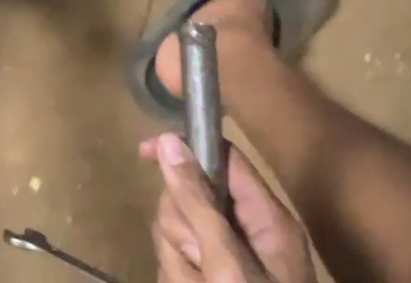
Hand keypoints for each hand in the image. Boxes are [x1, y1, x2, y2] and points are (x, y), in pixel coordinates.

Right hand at [144, 134, 313, 282]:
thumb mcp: (229, 264)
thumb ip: (197, 202)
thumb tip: (168, 141)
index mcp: (265, 218)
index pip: (220, 157)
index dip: (182, 149)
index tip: (145, 153)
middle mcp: (246, 233)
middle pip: (187, 197)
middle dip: (180, 232)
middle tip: (199, 264)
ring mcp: (227, 261)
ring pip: (174, 233)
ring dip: (179, 265)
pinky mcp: (210, 279)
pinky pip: (175, 262)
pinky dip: (179, 279)